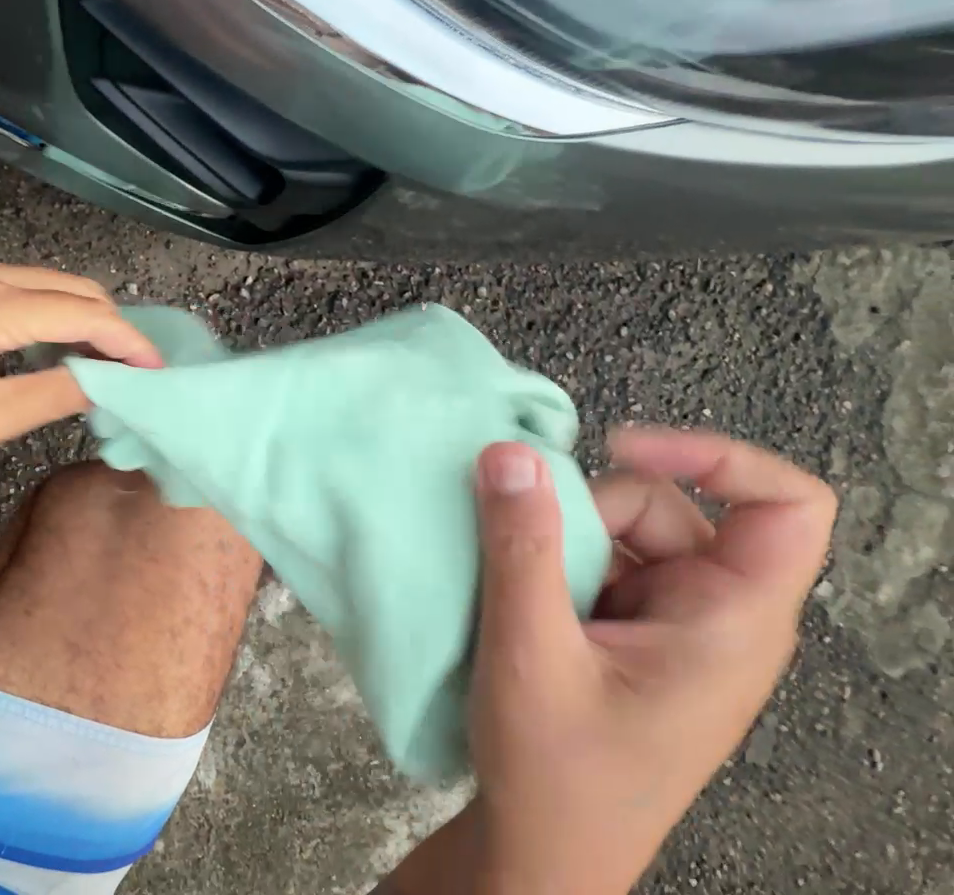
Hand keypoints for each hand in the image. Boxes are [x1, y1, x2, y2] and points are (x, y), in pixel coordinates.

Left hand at [0, 257, 161, 466]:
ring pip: (49, 282)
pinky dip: (50, 309)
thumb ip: (53, 394)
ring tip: (105, 360)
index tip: (158, 368)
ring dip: (81, 316)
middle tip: (136, 368)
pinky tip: (58, 342)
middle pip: (72, 287)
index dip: (127, 340)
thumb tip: (108, 380)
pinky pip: (22, 284)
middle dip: (111, 325)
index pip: (82, 313)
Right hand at [464, 428, 835, 894]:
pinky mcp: (629, 635)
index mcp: (731, 623)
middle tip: (519, 551)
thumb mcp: (531, 651)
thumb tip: (510, 456)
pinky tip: (515, 602)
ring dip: (555, 542)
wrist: (544, 847)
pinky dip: (547, 563)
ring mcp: (670, 626)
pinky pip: (594, 564)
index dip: (712, 457)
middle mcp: (715, 615)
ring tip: (514, 594)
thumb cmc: (556, 769)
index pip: (784, 506)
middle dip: (584, 512)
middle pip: (667, 509)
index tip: (616, 447)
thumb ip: (521, 547)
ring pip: (619, 533)